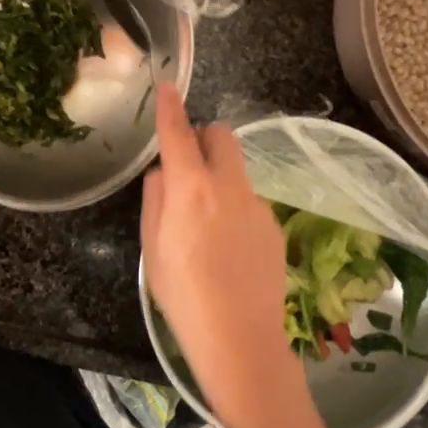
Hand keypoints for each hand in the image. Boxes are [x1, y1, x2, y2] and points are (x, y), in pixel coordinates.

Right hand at [141, 84, 290, 403]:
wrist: (241, 341)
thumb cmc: (183, 295)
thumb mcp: (153, 247)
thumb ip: (155, 201)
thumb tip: (162, 175)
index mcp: (191, 189)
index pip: (177, 134)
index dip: (170, 108)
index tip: (167, 86)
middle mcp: (229, 187)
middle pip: (221, 136)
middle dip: (202, 136)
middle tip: (184, 161)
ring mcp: (257, 206)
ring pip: (236, 169)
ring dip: (217, 174)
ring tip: (201, 218)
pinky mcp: (274, 227)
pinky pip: (248, 199)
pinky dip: (232, 204)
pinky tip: (224, 244)